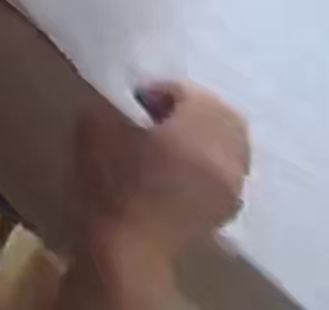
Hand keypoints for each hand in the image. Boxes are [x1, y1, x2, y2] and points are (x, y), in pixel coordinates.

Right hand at [73, 83, 249, 295]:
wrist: (126, 239)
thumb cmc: (106, 178)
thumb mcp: (94, 125)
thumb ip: (118, 104)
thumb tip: (132, 101)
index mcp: (195, 139)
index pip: (199, 97)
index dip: (168, 89)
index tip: (138, 97)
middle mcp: (226, 161)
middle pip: (227, 118)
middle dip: (193, 106)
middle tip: (156, 110)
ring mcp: (234, 187)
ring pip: (234, 142)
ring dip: (204, 129)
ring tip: (166, 134)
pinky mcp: (230, 204)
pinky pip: (229, 164)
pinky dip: (209, 152)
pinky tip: (176, 160)